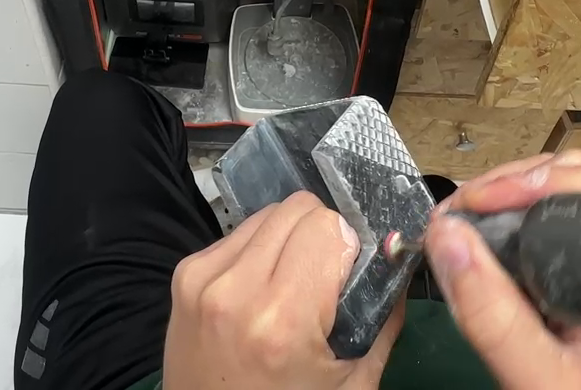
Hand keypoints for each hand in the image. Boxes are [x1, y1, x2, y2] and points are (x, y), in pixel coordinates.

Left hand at [164, 190, 403, 389]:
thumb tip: (395, 256)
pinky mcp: (185, 272)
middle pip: (297, 208)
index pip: (326, 225)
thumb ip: (382, 316)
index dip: (346, 245)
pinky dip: (258, 249)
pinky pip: (239, 231)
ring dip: (288, 238)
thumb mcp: (354, 384)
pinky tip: (260, 287)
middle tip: (323, 277)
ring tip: (289, 283)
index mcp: (282, 319)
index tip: (347, 275)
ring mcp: (204, 276)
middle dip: (320, 234)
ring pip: (268, 213)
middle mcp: (237, 288)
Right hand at [425, 151, 580, 389]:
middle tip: (458, 213)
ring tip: (464, 226)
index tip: (472, 203)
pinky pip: (565, 243)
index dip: (529, 184)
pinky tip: (488, 248)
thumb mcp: (542, 385)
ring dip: (510, 209)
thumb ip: (493, 315)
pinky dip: (521, 235)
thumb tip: (443, 234)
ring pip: (569, 212)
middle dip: (510, 190)